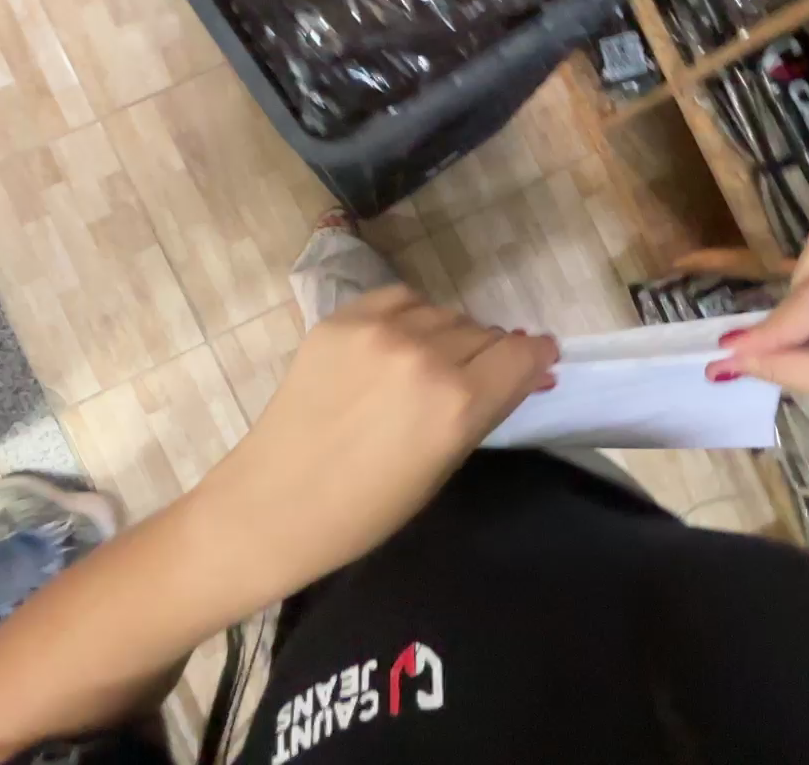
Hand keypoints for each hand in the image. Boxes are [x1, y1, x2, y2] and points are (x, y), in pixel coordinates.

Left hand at [192, 286, 556, 593]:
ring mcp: (378, 331)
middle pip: (483, 333)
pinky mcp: (340, 319)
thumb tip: (528, 370)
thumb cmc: (366, 509)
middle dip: (488, 354)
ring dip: (447, 336)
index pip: (522, 354)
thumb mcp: (444, 464)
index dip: (536, 356)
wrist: (272, 504)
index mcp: (457, 403)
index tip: (536, 361)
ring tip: (425, 365)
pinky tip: (396, 343)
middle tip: (469, 380)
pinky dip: (409, 317)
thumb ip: (486, 408)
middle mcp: (425, 355)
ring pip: (443, 313)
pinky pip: (399, 300)